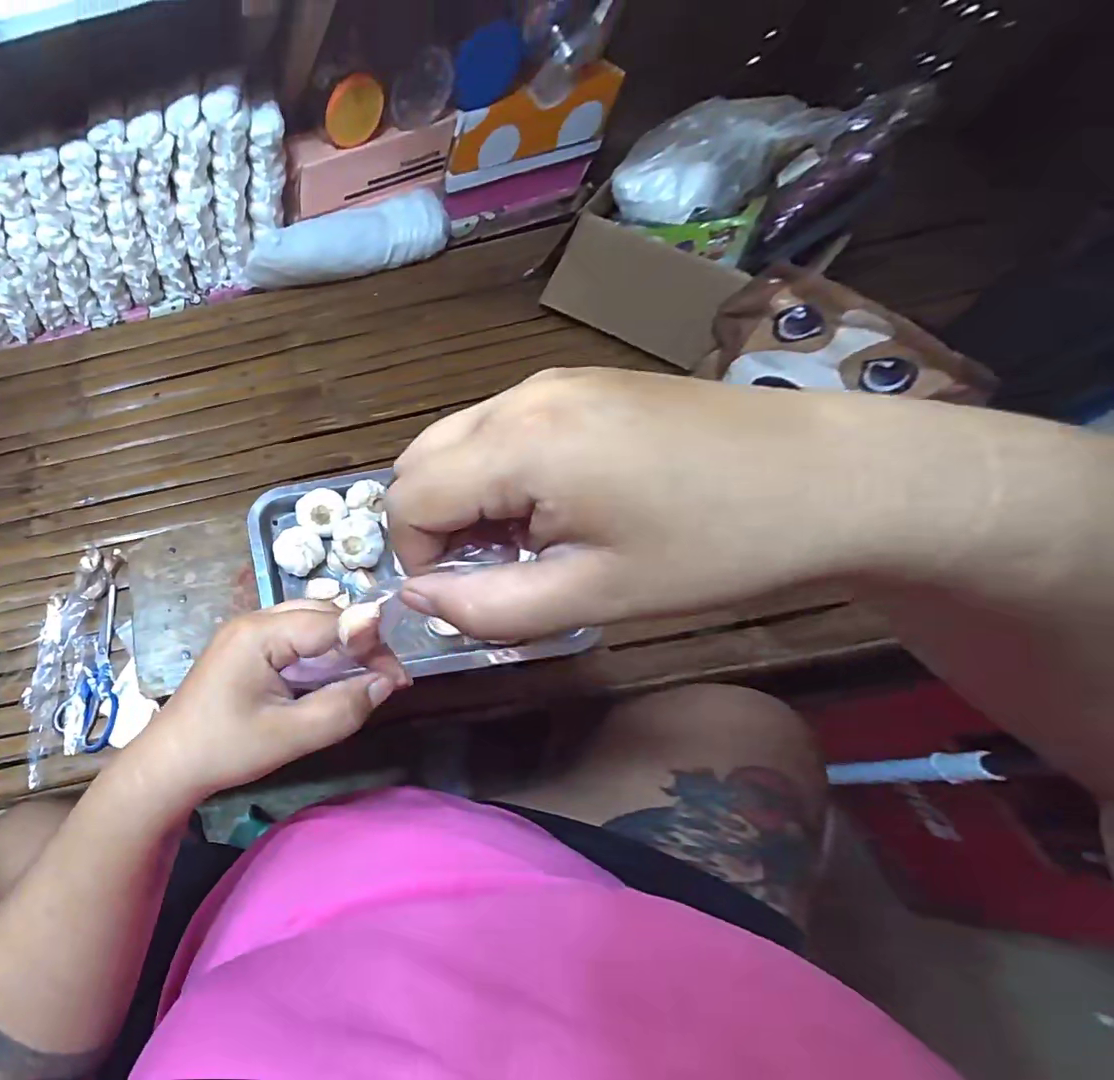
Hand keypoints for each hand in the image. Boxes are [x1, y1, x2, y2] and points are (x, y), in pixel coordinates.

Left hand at [125, 601, 409, 801]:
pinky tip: (329, 678)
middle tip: (386, 681)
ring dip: (338, 647)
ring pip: (306, 624)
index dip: (371, 646)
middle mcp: (252, 620)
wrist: (170, 761)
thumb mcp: (290, 735)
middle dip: (358, 642)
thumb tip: (385, 683)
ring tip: (365, 680)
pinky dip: (315, 654)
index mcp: (259, 633)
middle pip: (319, 615)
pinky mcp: (243, 647)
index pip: (331, 623)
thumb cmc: (225, 748)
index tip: (400, 679)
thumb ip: (341, 708)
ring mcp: (244, 632)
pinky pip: (289, 638)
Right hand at [385, 368, 1004, 640]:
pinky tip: (549, 499)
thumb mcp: (595, 597)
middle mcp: (519, 398)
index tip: (466, 589)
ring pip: (446, 443)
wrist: (844, 477)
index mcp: (521, 444)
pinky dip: (489, 471)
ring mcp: (545, 383)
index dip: (416, 555)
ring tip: (523, 533)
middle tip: (491, 563)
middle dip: (431, 523)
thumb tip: (415, 596)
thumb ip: (486, 607)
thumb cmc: (719, 546)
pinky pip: (489, 428)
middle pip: (414, 464)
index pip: (407, 499)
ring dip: (458, 496)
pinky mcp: (570, 382)